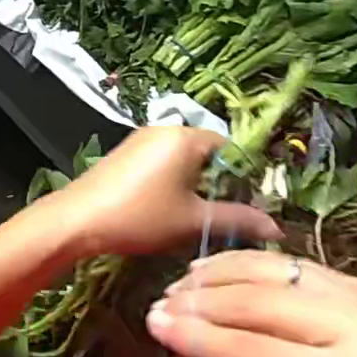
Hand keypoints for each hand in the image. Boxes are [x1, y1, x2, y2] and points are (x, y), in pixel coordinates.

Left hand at [33, 126, 280, 257]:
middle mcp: (163, 129)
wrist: (80, 218)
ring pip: (184, 158)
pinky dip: (175, 180)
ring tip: (200, 217)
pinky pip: (163, 160)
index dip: (245, 177)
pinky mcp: (126, 152)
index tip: (251, 207)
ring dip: (197, 183)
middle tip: (227, 216)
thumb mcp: (194, 221)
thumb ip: (238, 220)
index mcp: (185, 136)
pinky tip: (172, 209)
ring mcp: (142, 139)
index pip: (232, 147)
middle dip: (221, 182)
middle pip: (208, 151)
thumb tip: (276, 227)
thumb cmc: (141, 216)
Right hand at [147, 253, 356, 356]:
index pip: (254, 352)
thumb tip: (181, 354)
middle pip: (255, 302)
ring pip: (265, 271)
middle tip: (157, 306)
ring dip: (214, 276)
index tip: (151, 324)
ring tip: (176, 286)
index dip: (196, 336)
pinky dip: (242, 265)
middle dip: (198, 303)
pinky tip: (213, 271)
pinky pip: (285, 263)